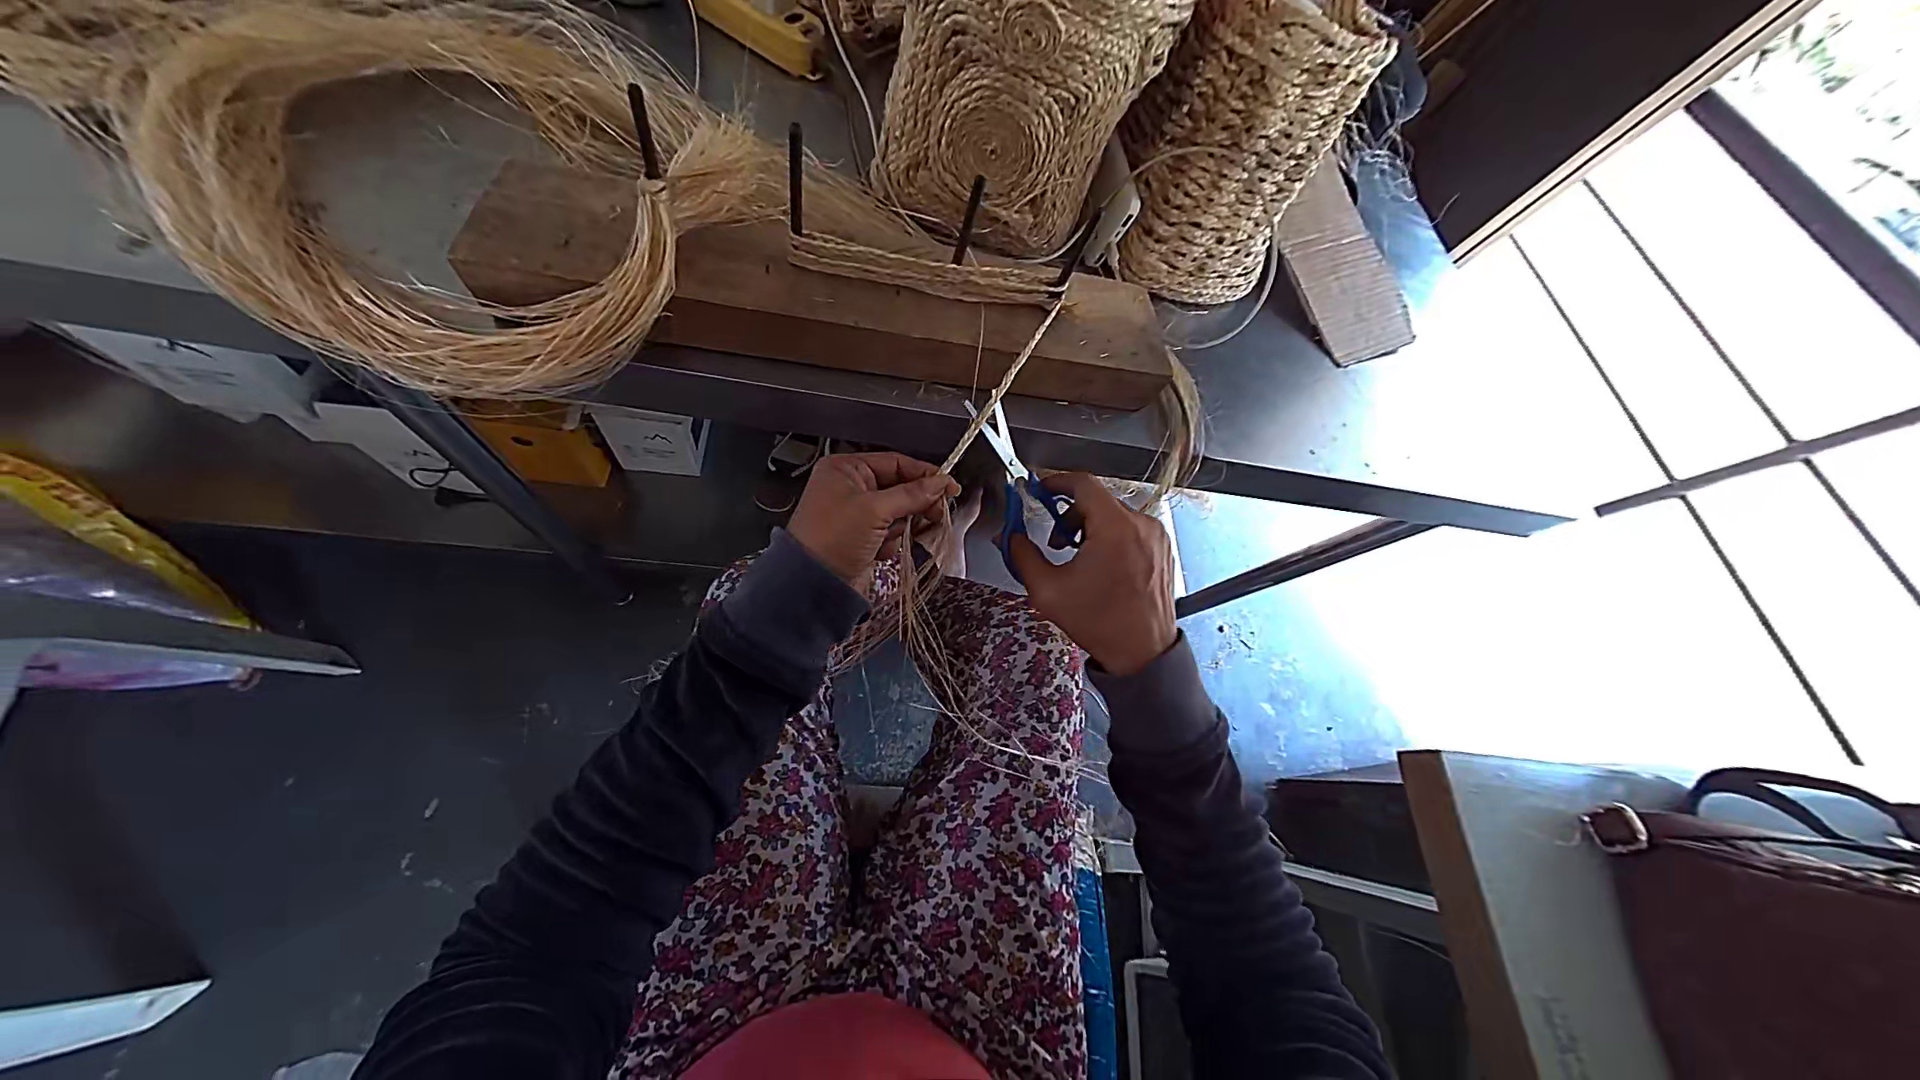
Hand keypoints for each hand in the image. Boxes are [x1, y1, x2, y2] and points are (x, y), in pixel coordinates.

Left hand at [788, 452, 958, 592]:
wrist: (812, 583)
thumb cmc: (829, 539)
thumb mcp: (875, 510)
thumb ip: (912, 494)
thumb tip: (940, 483)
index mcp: (846, 470)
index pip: (896, 462)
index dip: (924, 474)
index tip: (947, 486)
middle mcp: (850, 488)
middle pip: (900, 487)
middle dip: (915, 504)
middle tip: (934, 513)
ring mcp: (856, 513)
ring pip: (898, 512)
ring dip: (901, 526)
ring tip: (889, 536)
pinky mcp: (861, 536)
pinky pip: (890, 532)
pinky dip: (891, 541)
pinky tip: (880, 549)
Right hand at [1008, 473, 1177, 675]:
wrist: (1142, 652)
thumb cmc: (1100, 623)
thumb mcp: (1048, 590)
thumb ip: (1022, 555)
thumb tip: (1009, 537)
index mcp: (1115, 528)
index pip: (1083, 484)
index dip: (1056, 481)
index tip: (1041, 489)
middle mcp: (1140, 525)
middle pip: (1096, 500)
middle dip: (1069, 515)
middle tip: (1054, 542)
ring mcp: (1155, 536)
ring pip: (1113, 514)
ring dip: (1089, 526)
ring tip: (1077, 557)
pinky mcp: (1161, 548)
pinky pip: (1130, 528)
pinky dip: (1110, 536)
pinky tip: (1099, 564)